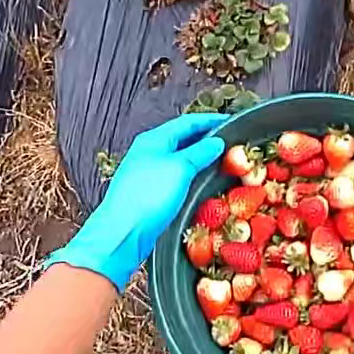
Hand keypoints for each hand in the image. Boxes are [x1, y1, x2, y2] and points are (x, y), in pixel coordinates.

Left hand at [46, 113, 227, 289]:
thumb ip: (200, 152)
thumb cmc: (148, 196)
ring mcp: (147, 172)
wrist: (123, 232)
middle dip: (206, 139)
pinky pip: (175, 176)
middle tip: (228, 143)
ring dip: (199, 158)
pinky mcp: (149, 192)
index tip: (231, 122)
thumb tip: (216, 142)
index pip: (187, 122)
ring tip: (220, 161)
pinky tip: (200, 183)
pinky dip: (190, 174)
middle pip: (182, 138)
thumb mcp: (180, 168)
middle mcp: (148, 152)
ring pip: (179, 158)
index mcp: (154, 139)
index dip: (211, 120)